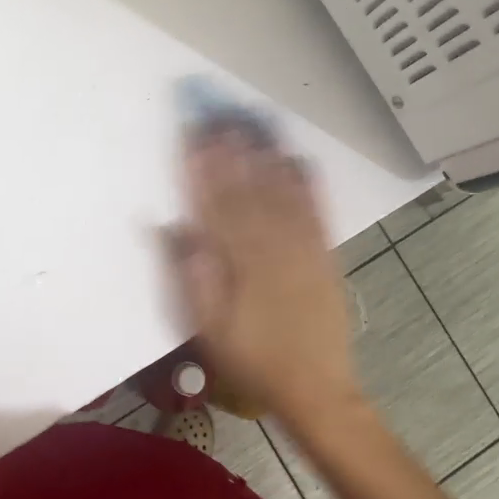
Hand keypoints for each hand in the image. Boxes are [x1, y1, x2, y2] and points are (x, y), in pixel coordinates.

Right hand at [171, 122, 364, 423]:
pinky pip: (316, 210)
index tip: (194, 133)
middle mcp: (269, 246)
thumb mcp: (207, 327)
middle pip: (246, 187)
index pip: (214, 203)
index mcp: (236, 262)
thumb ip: (192, 275)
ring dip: (266, 153)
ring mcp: (301, 247)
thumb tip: (173, 226)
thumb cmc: (251, 360)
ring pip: (280, 190)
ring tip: (255, 120)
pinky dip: (307, 182)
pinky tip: (298, 157)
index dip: (203, 166)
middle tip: (222, 111)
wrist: (314, 388)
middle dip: (232, 148)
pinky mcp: (325, 255)